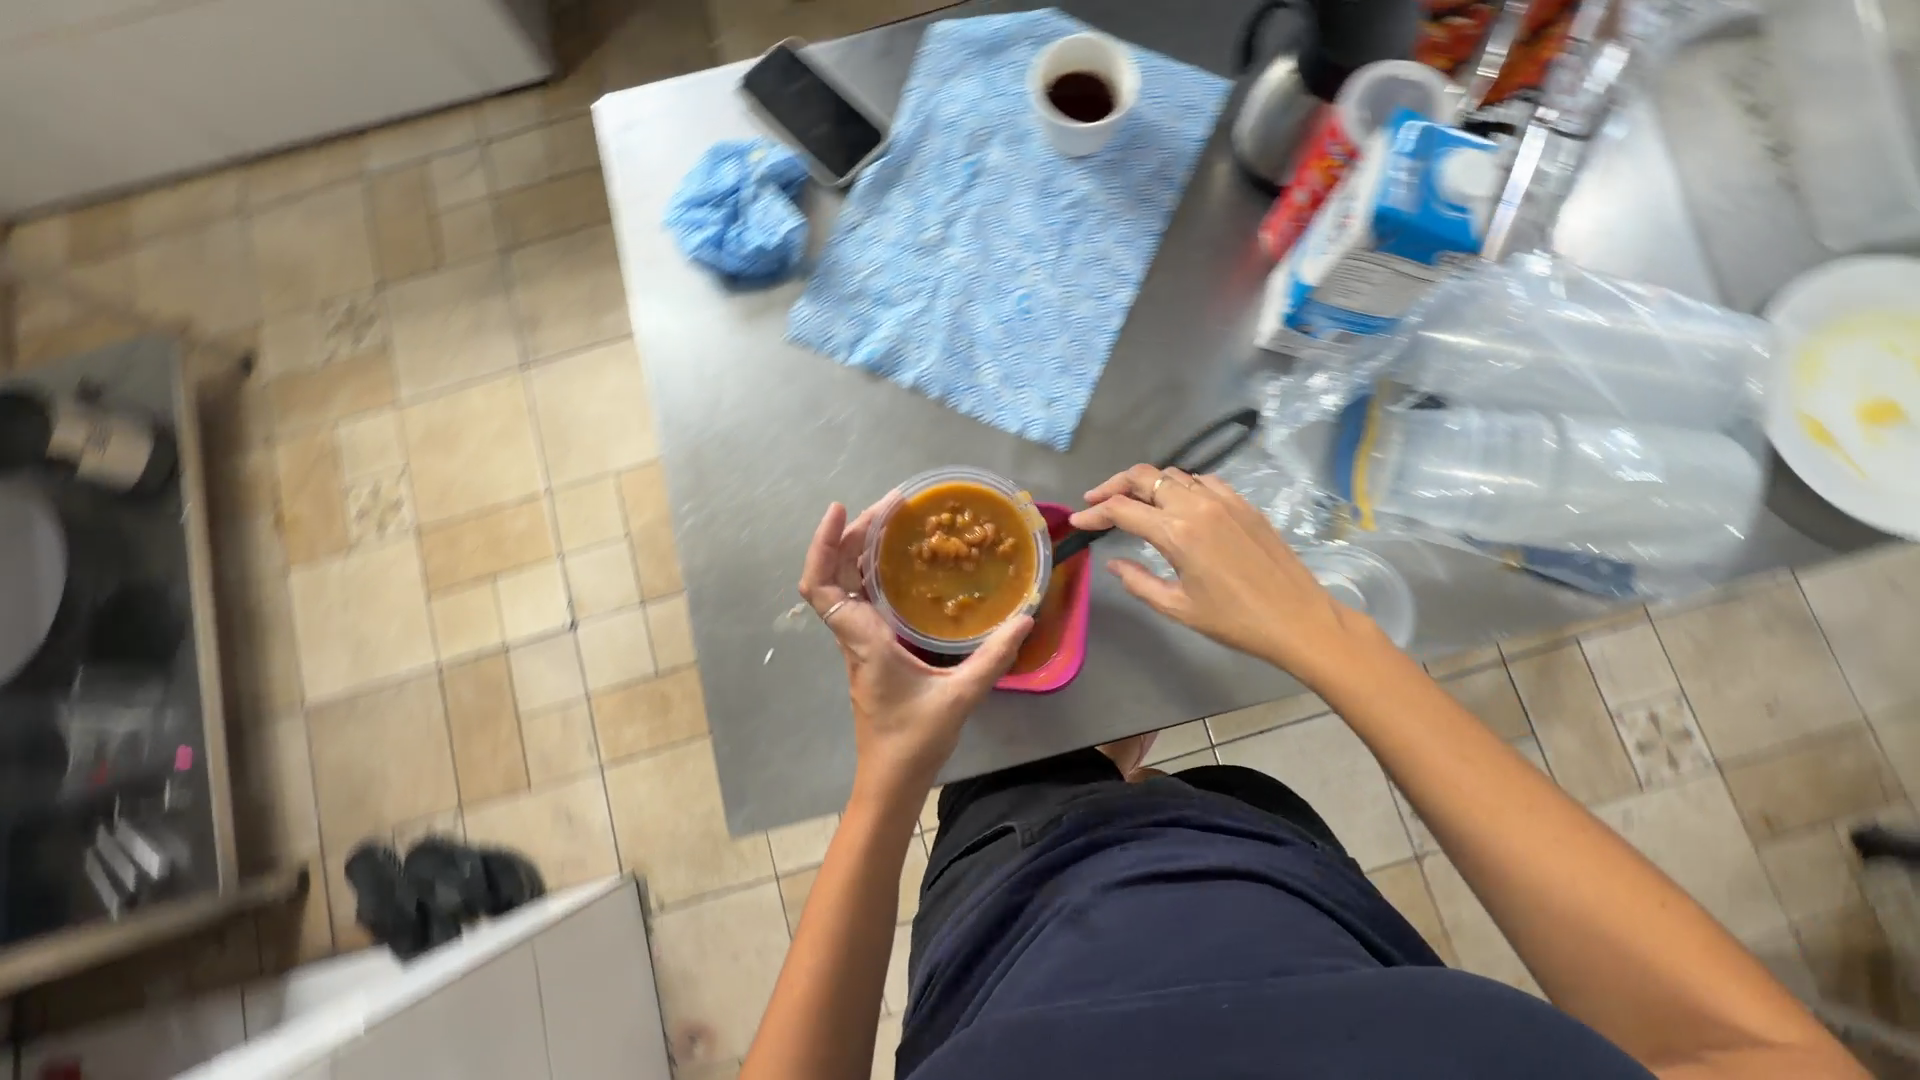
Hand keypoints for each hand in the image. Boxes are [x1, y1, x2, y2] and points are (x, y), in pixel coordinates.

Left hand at [799, 501, 1031, 799]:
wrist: (890, 778)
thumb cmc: (914, 741)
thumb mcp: (960, 697)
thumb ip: (992, 658)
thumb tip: (1024, 618)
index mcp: (864, 641)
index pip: (821, 588)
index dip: (823, 545)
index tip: (840, 510)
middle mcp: (854, 636)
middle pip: (832, 574)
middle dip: (853, 534)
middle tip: (892, 507)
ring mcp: (858, 643)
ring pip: (843, 585)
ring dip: (859, 550)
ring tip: (893, 522)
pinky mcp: (869, 649)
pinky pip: (859, 599)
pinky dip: (870, 572)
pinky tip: (897, 563)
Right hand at [1068, 465, 1381, 680]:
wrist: (1298, 618)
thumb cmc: (1234, 621)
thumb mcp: (1178, 608)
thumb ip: (1138, 582)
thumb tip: (1114, 563)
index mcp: (1176, 532)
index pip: (1121, 509)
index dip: (1094, 513)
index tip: (1077, 522)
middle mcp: (1197, 505)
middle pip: (1143, 476)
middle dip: (1113, 485)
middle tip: (1096, 502)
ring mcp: (1224, 500)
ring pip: (1173, 474)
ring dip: (1146, 483)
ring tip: (1133, 502)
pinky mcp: (1243, 503)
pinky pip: (1203, 480)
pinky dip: (1180, 485)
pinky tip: (1177, 503)